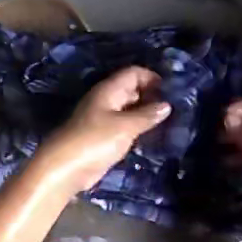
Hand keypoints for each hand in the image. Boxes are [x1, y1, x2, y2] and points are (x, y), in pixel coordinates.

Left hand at [31, 66, 171, 195]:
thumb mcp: (125, 126)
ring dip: (146, 115)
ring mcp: (104, 119)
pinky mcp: (103, 138)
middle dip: (153, 97)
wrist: (65, 169)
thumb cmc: (95, 141)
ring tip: (170, 123)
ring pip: (129, 110)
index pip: (134, 73)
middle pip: (132, 90)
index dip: (153, 78)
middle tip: (177, 109)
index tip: (173, 92)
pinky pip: (125, 127)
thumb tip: (167, 105)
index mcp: (108, 90)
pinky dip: (138, 129)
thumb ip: (147, 115)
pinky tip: (153, 137)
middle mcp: (106, 100)